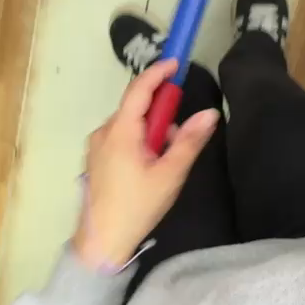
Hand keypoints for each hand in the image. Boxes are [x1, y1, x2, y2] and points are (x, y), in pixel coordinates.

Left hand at [73, 59, 219, 270]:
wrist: (102, 241)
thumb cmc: (137, 206)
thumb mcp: (170, 174)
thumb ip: (189, 141)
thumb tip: (209, 113)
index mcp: (120, 131)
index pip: (139, 90)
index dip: (158, 73)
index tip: (176, 63)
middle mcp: (103, 132)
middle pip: (136, 109)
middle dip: (161, 116)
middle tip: (179, 140)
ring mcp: (96, 146)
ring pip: (129, 126)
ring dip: (151, 133)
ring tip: (165, 164)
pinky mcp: (95, 160)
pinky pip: (121, 139)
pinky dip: (139, 143)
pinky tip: (149, 169)